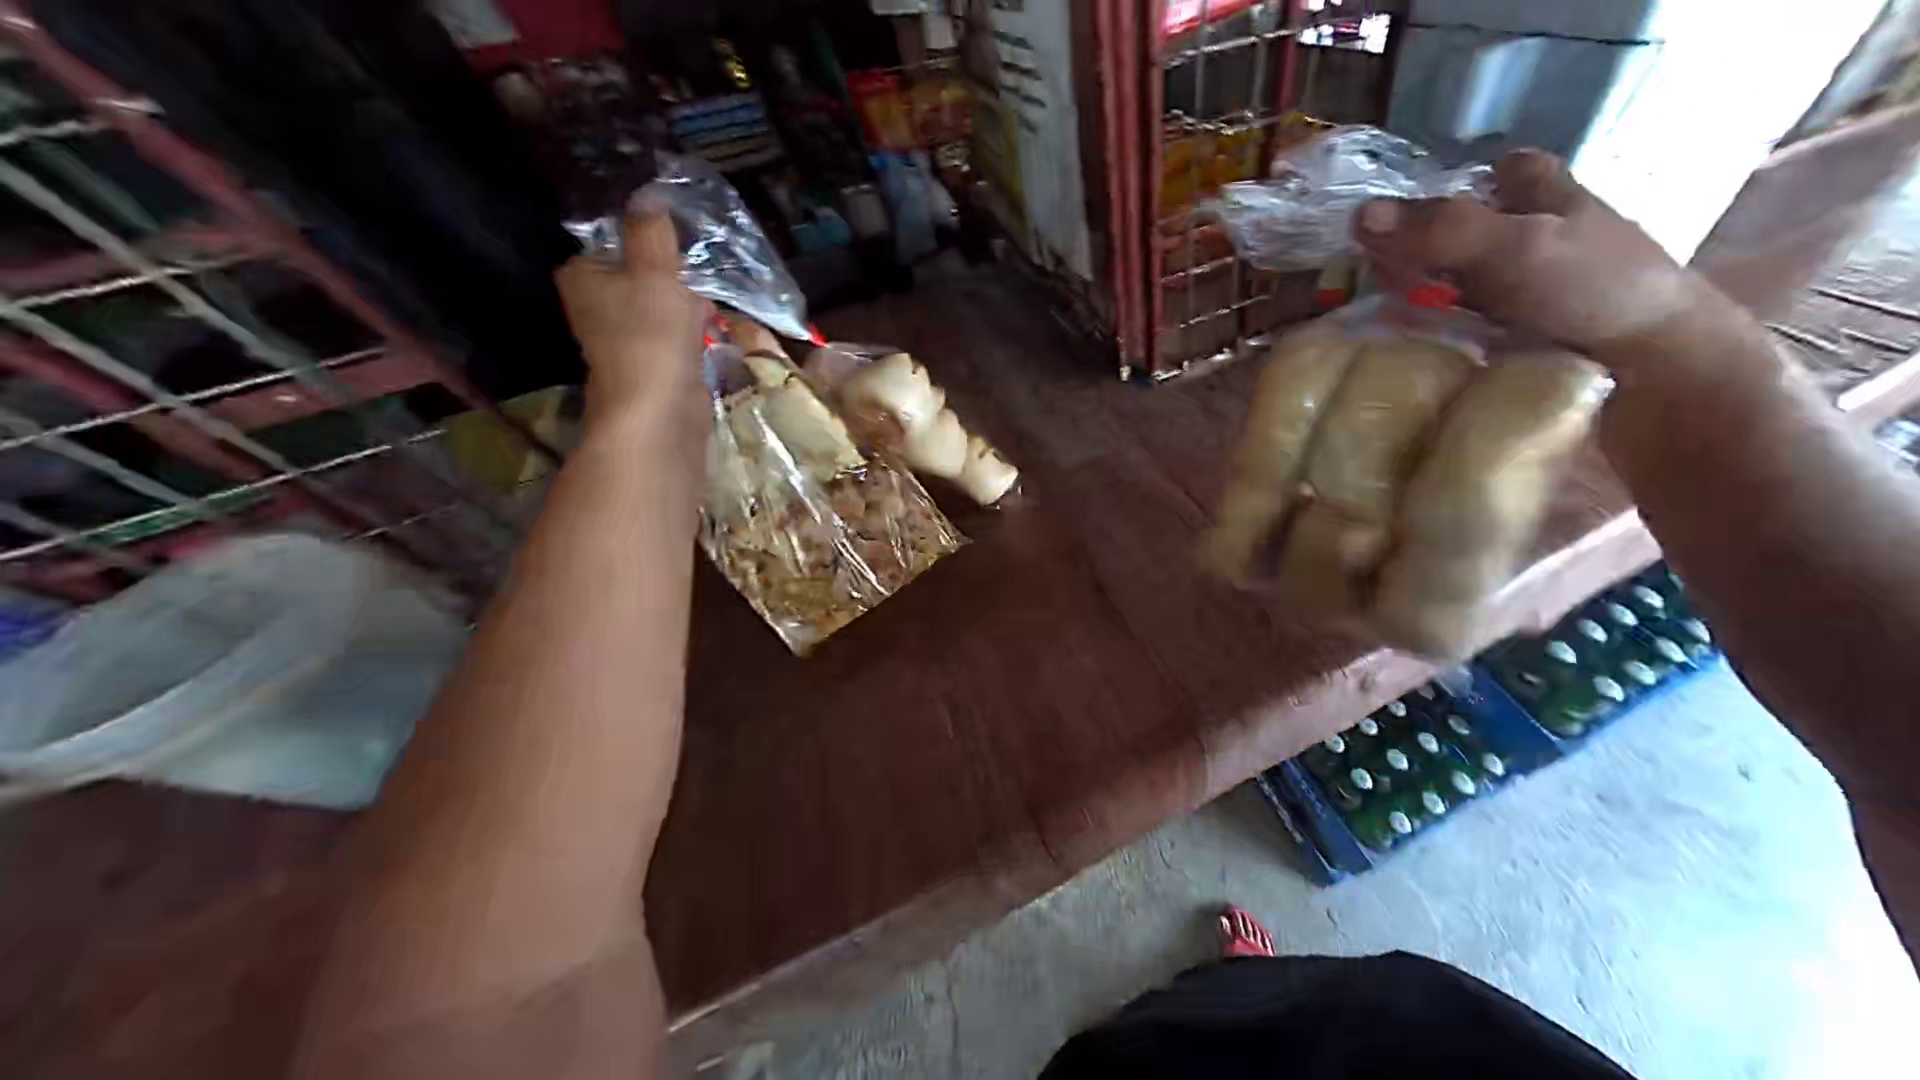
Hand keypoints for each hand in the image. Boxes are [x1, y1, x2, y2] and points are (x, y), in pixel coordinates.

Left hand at [554, 214, 711, 417]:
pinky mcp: (652, 365)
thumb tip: (649, 194)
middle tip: (696, 284)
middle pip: (643, 276)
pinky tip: (709, 337)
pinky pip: (676, 337)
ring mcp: (624, 339)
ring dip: (688, 308)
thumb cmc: (649, 334)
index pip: (617, 244)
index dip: (651, 245)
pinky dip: (692, 335)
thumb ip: (652, 232)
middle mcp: (596, 307)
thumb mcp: (653, 270)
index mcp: (583, 277)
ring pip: (664, 307)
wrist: (660, 410)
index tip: (679, 252)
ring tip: (707, 313)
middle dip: (675, 279)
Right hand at [1353, 151, 1728, 363]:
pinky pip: (1464, 321)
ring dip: (1423, 294)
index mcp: (1548, 196)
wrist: (1650, 364)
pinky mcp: (1521, 332)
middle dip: (1423, 247)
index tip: (1409, 211)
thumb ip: (1441, 229)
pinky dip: (1437, 328)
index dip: (1458, 184)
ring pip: (1461, 279)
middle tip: (1374, 273)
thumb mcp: (1514, 246)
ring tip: (1378, 316)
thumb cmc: (1592, 287)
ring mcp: (1530, 287)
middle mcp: (1539, 235)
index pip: (1502, 172)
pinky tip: (1411, 342)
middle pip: (1468, 229)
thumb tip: (1358, 215)